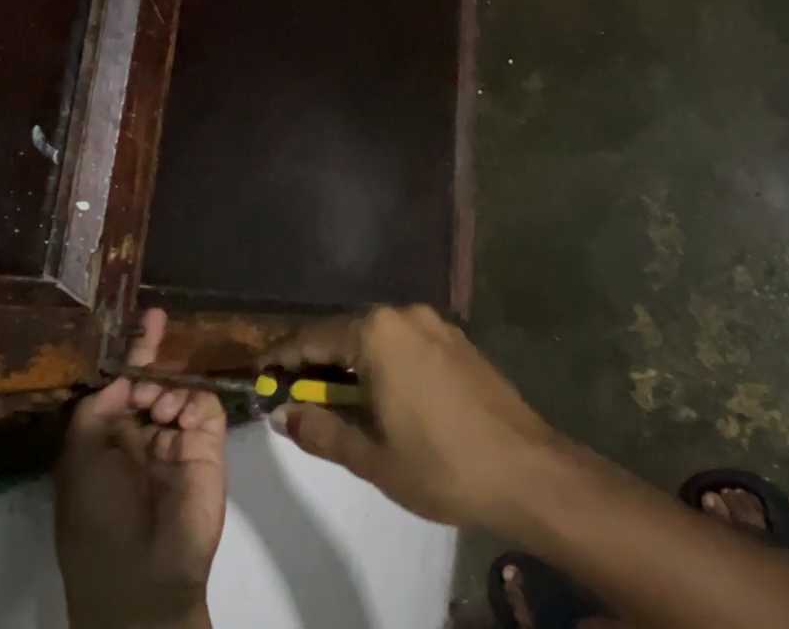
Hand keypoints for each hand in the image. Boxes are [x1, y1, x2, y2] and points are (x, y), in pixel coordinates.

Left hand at [54, 309, 225, 628]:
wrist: (141, 575)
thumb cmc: (96, 518)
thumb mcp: (78, 460)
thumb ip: (96, 410)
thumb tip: (122, 377)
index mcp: (108, 441)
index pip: (122, 387)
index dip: (130, 355)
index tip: (142, 320)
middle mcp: (143, 436)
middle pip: (153, 381)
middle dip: (152, 355)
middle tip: (153, 326)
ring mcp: (177, 441)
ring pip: (179, 389)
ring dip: (165, 384)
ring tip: (155, 404)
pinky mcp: (208, 449)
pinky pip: (204, 408)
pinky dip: (191, 400)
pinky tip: (174, 414)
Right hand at [261, 304, 561, 528]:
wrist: (529, 472)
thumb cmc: (442, 466)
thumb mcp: (371, 457)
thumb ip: (321, 430)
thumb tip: (283, 414)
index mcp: (378, 333)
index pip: (312, 337)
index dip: (281, 359)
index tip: (259, 376)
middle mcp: (405, 316)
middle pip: (344, 332)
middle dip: (316, 361)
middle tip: (292, 393)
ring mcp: (437, 326)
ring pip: (376, 337)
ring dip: (350, 364)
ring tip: (333, 400)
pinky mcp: (459, 342)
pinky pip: (405, 344)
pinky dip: (382, 363)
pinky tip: (379, 395)